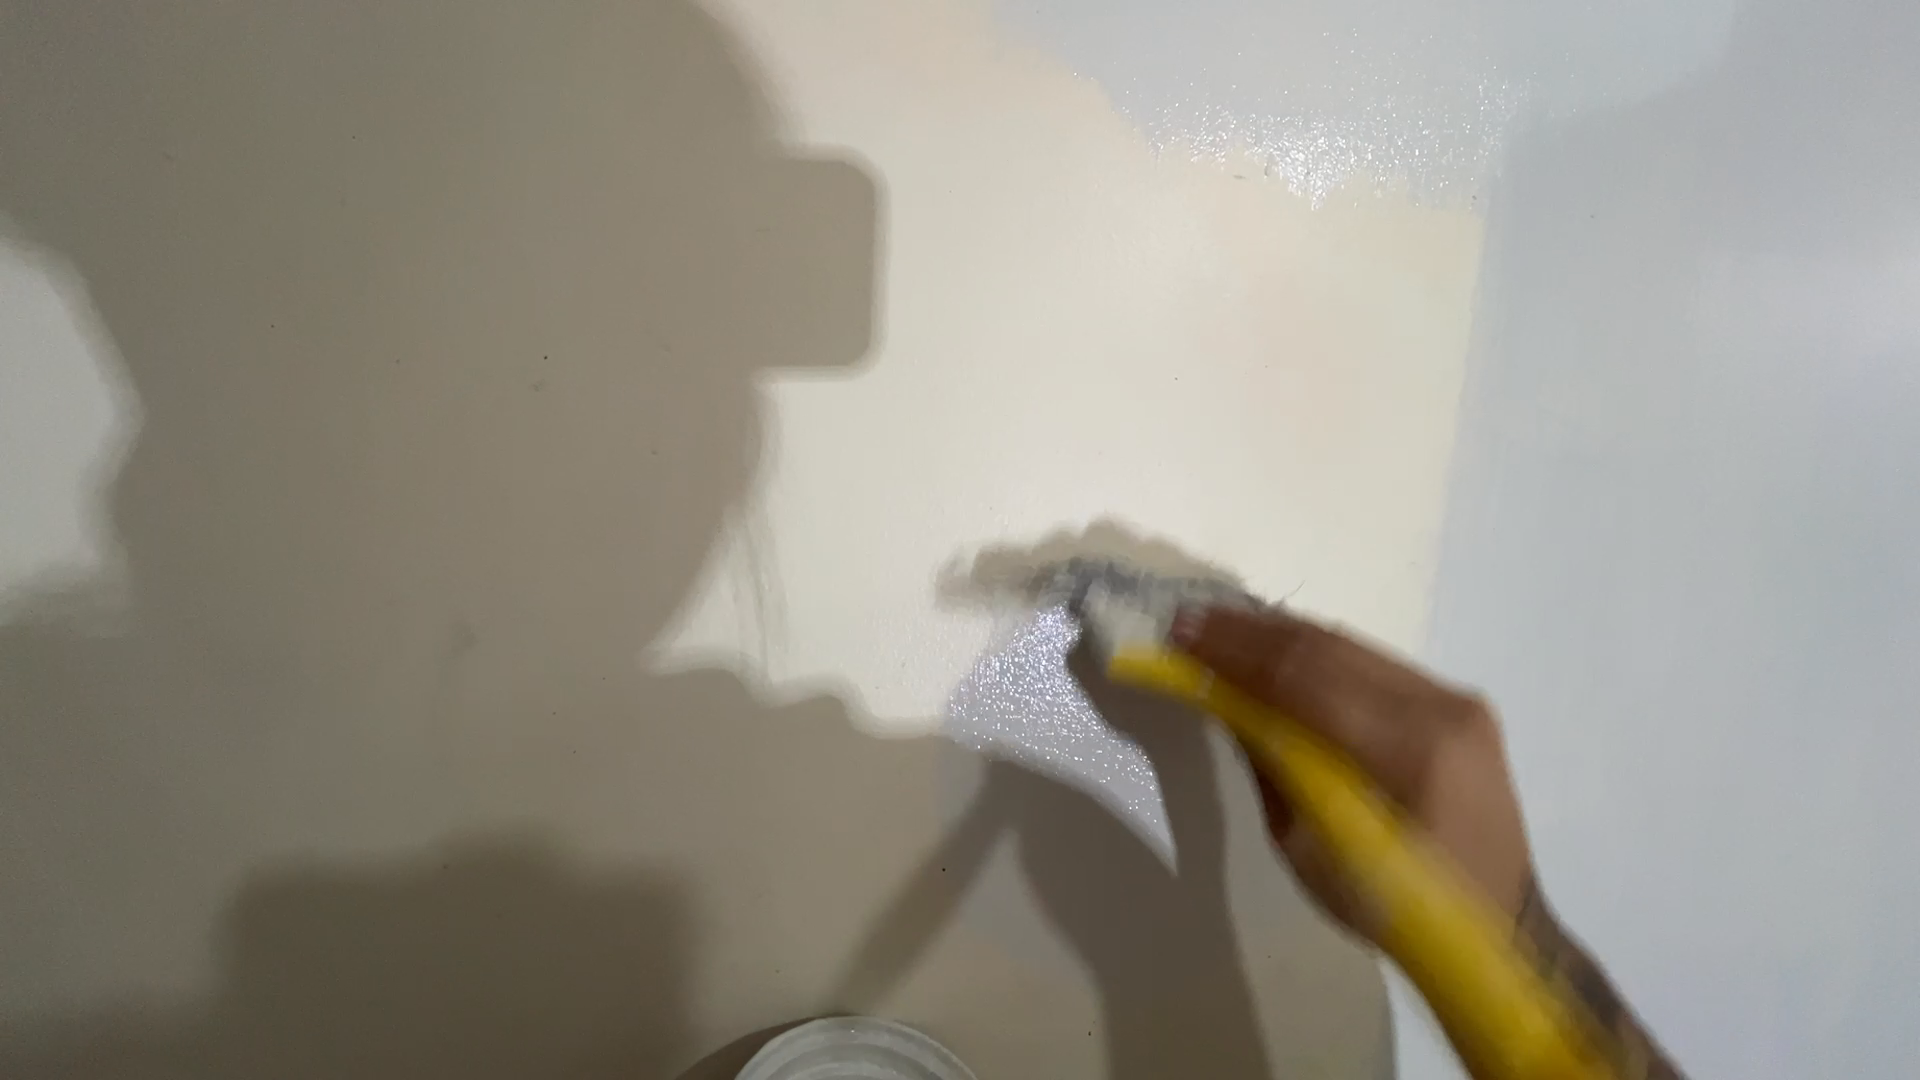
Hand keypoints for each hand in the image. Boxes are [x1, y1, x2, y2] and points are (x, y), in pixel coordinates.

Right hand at [1169, 606, 1533, 939]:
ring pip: (1345, 642)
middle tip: (1189, 619)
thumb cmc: (1391, 904)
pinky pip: (1365, 658)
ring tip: (1219, 623)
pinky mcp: (1452, 698)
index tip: (1180, 635)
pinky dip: (1310, 648)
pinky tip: (1271, 643)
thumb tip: (1224, 698)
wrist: (1496, 928)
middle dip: (1246, 630)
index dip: (1233, 651)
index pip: (1302, 678)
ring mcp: (1453, 697)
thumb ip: (1267, 761)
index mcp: (1406, 753)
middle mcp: (1438, 708)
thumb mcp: (1306, 848)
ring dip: (1275, 631)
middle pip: (1324, 646)